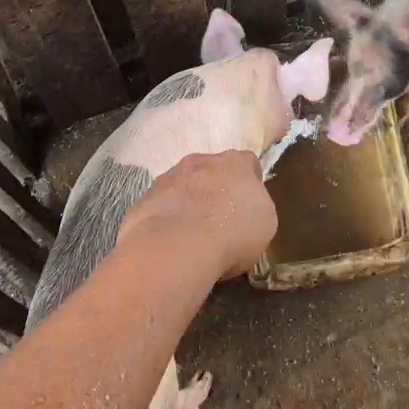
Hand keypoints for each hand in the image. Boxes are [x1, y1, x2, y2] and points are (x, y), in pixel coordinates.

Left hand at [115, 150, 277, 279]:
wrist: (176, 247)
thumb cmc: (232, 232)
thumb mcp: (264, 222)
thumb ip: (256, 207)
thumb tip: (245, 208)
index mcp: (236, 163)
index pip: (248, 163)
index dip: (249, 183)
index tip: (248, 206)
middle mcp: (201, 161)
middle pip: (212, 171)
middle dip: (215, 190)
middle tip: (219, 221)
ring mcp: (168, 177)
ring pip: (182, 186)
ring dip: (188, 203)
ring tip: (191, 236)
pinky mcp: (144, 199)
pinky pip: (160, 207)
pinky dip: (166, 220)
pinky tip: (169, 244)